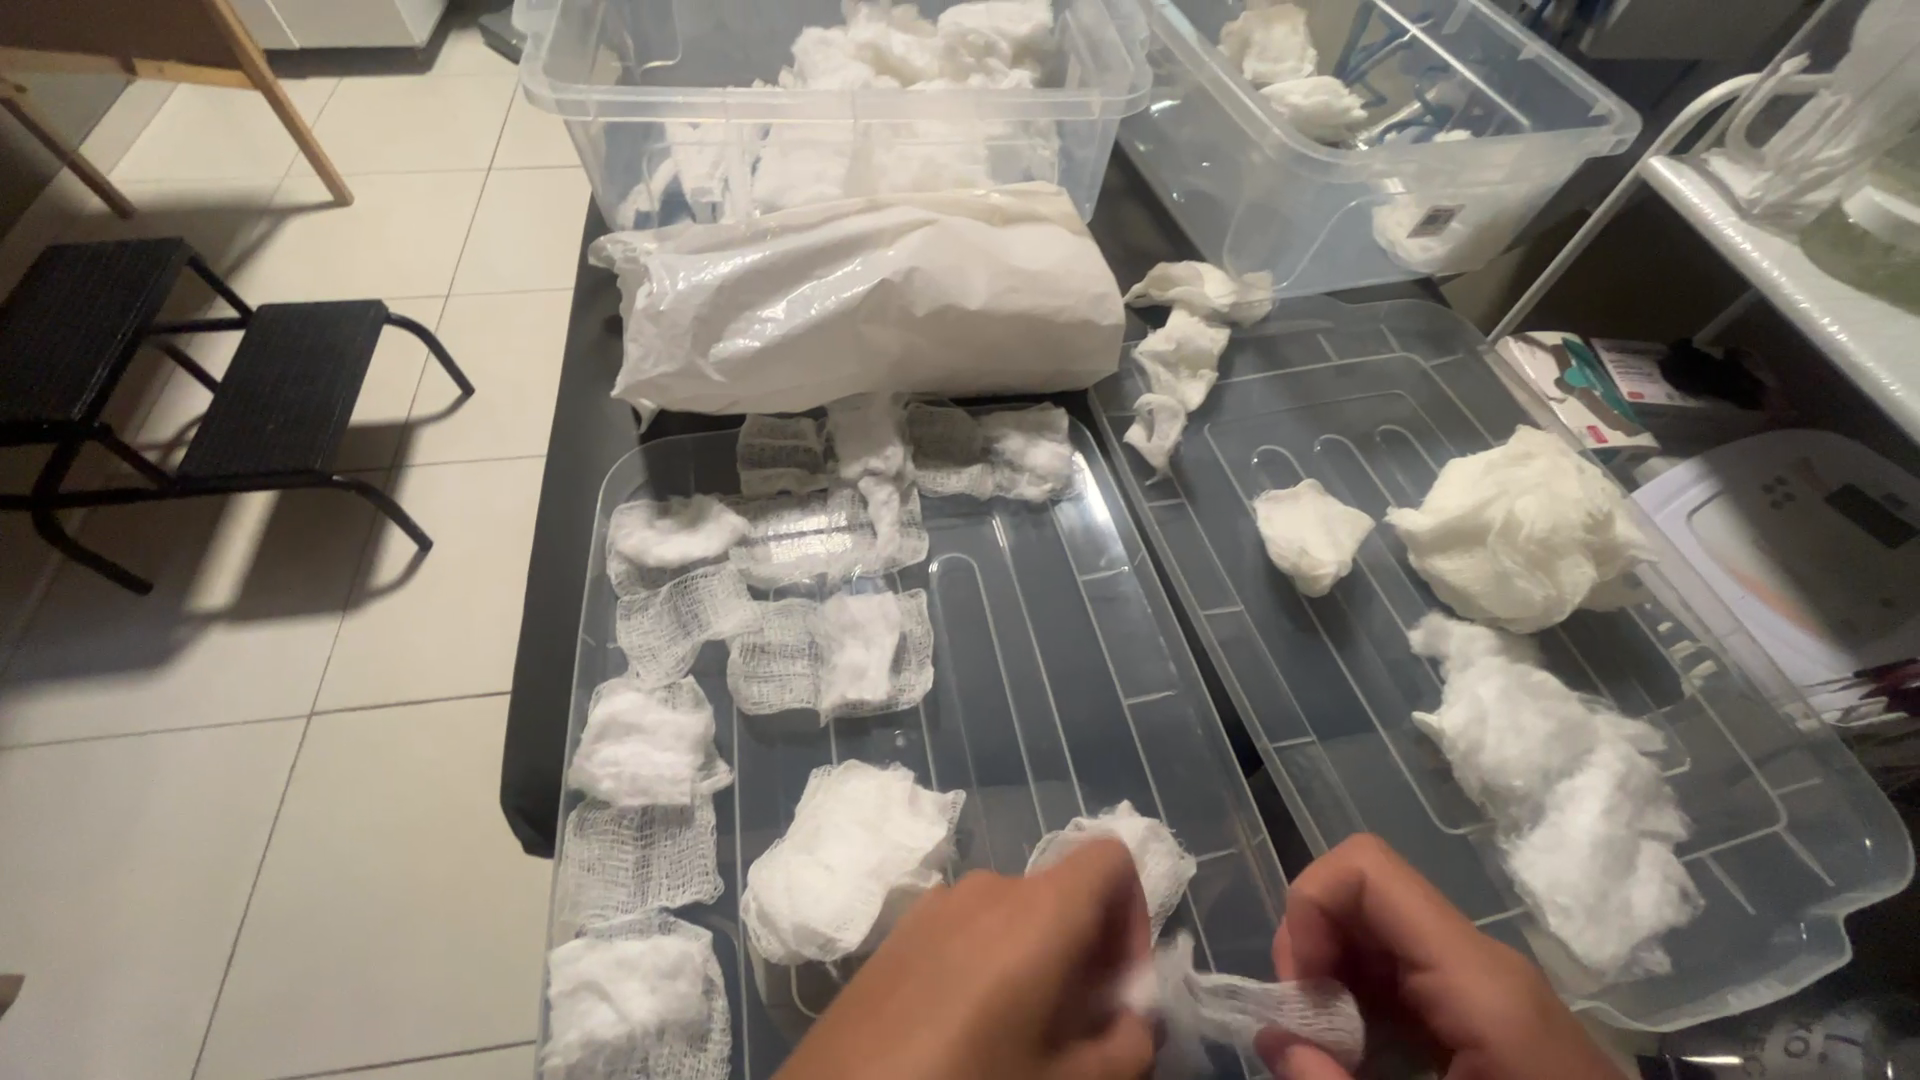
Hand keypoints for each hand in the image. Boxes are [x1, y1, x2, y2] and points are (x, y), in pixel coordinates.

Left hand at [773, 838, 1155, 1079]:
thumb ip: (1127, 1046)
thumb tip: (1134, 1018)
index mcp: (1039, 910)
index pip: (1111, 858)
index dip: (1133, 913)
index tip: (1119, 984)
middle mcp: (990, 887)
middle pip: (1064, 892)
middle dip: (1087, 952)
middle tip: (1078, 1025)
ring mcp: (938, 903)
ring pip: (1017, 913)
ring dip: (1039, 959)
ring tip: (1022, 1031)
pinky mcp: (902, 928)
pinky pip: (970, 926)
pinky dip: (992, 959)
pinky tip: (968, 1023)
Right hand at [1260, 835, 1620, 1079]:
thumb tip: (1274, 1038)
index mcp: (1478, 980)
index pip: (1366, 868)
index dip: (1309, 908)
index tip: (1300, 989)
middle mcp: (1479, 961)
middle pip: (1361, 895)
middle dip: (1310, 949)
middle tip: (1306, 1030)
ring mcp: (1482, 982)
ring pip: (1371, 929)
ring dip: (1329, 978)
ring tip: (1331, 1052)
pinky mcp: (1480, 1009)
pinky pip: (1396, 968)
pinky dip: (1357, 1000)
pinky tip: (1362, 1058)